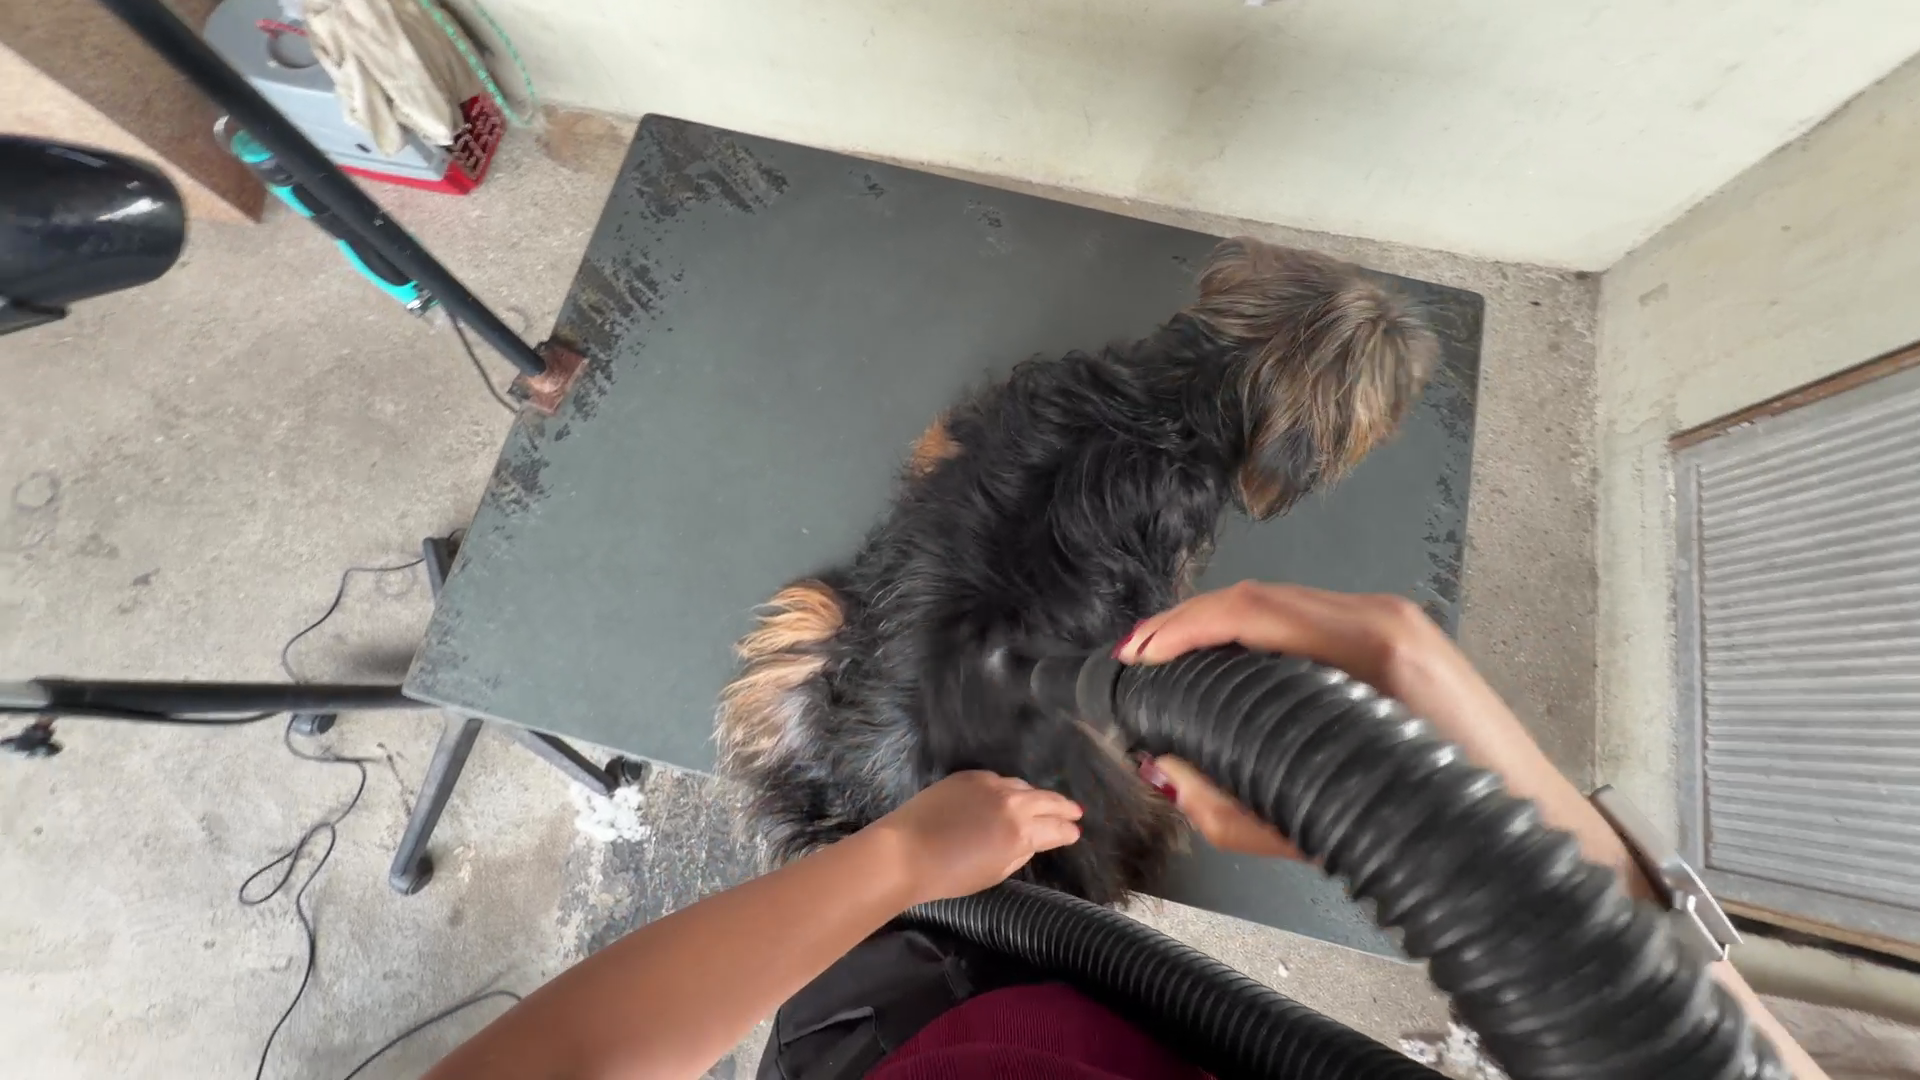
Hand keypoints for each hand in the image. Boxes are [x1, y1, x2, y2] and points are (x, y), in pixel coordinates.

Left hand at [866, 771, 1082, 904]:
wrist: (905, 851)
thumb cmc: (949, 875)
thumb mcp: (994, 873)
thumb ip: (1019, 853)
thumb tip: (1030, 840)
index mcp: (1020, 832)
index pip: (1056, 829)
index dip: (1068, 831)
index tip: (1075, 832)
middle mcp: (1010, 802)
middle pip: (1046, 799)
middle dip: (1063, 807)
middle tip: (1075, 811)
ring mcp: (989, 784)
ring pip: (1022, 786)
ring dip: (1035, 796)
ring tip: (1042, 803)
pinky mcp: (968, 775)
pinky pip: (997, 780)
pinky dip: (1007, 788)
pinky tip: (1007, 795)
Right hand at [1117, 582, 1570, 858]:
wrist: (1540, 827)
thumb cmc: (1456, 830)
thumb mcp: (1334, 831)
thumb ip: (1236, 811)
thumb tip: (1167, 775)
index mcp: (1377, 652)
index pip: (1252, 611)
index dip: (1182, 626)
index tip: (1140, 652)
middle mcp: (1383, 618)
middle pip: (1256, 594)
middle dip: (1184, 619)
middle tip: (1139, 652)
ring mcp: (1389, 617)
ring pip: (1274, 597)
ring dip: (1212, 620)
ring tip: (1167, 649)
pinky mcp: (1390, 629)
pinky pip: (1298, 612)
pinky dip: (1247, 626)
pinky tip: (1221, 647)